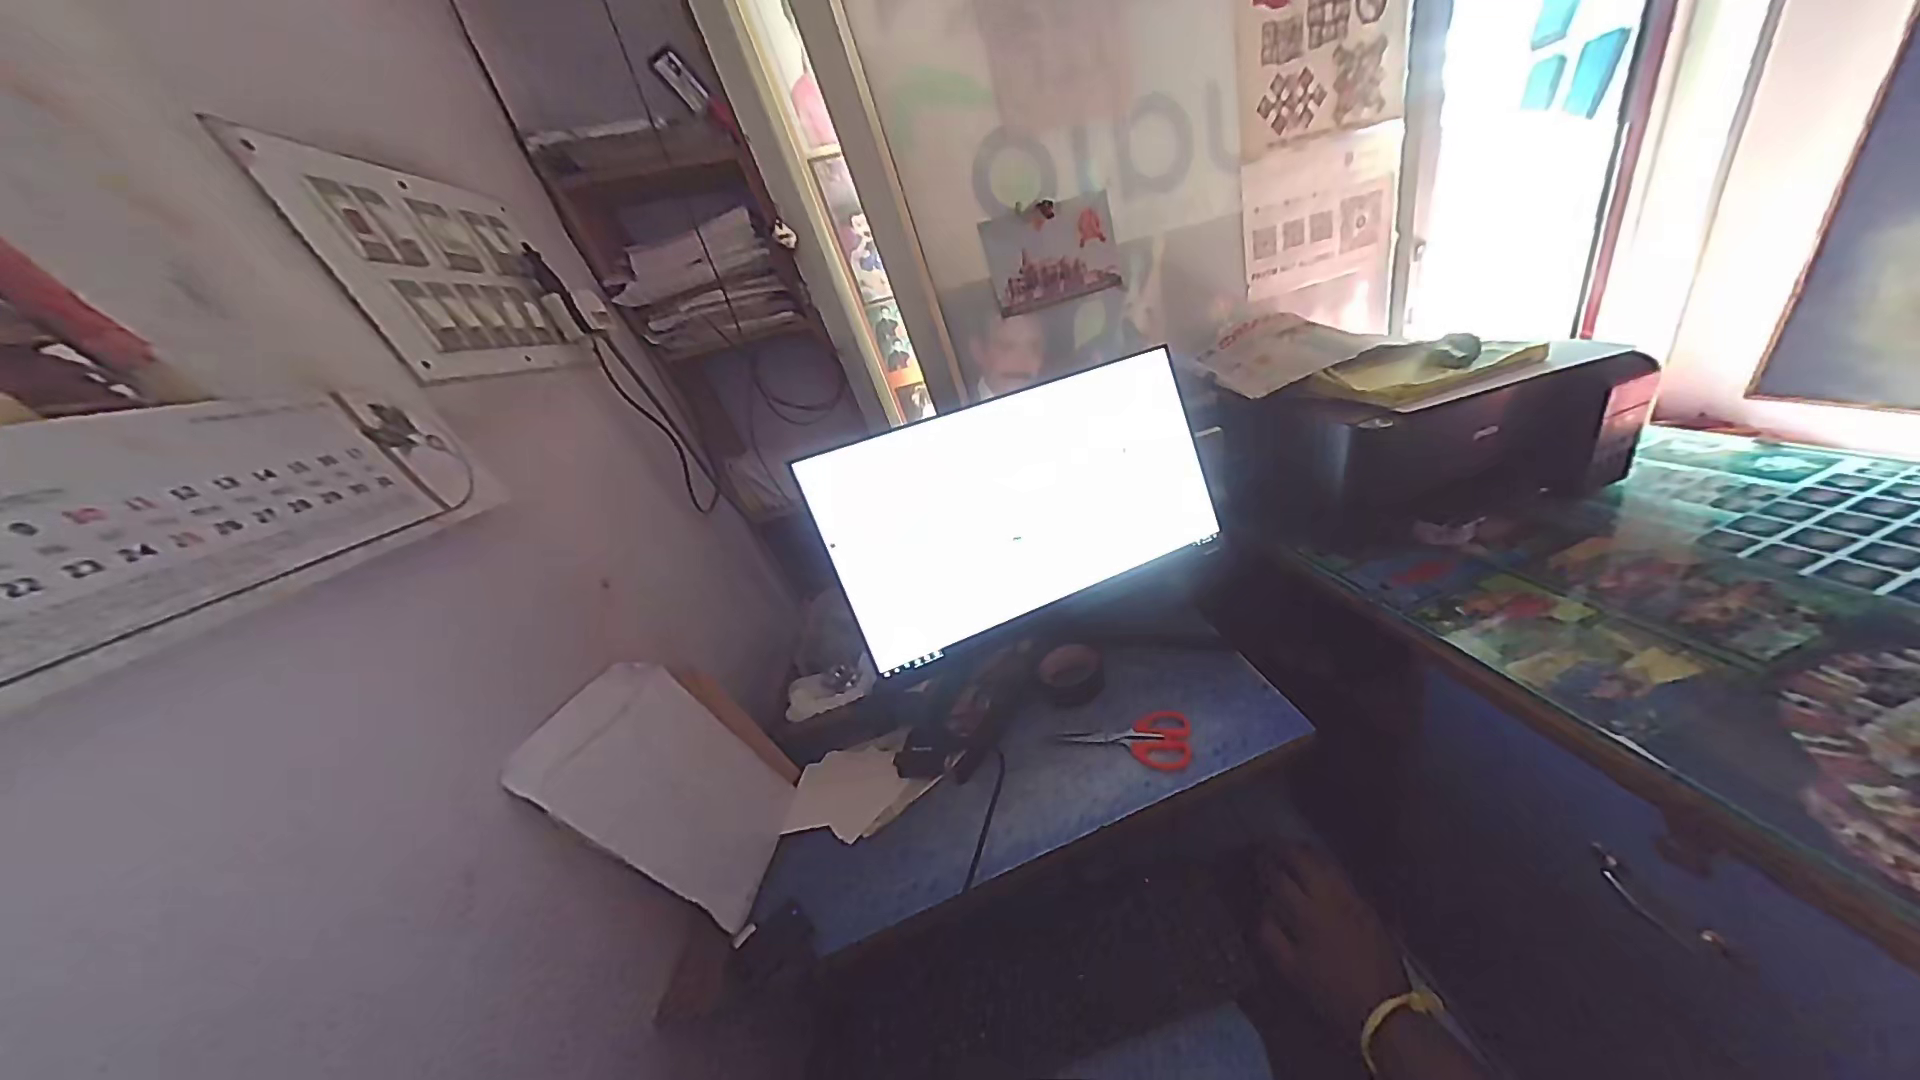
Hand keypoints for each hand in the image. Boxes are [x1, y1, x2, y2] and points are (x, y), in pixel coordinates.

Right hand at [1256, 841, 1409, 1037]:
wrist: (1384, 1011)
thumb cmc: (1331, 992)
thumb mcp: (1291, 970)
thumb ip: (1270, 934)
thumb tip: (1262, 907)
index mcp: (1306, 914)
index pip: (1278, 877)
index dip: (1264, 864)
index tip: (1255, 858)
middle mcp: (1328, 898)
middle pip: (1303, 859)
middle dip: (1283, 849)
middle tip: (1271, 846)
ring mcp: (1351, 899)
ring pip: (1325, 862)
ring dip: (1306, 852)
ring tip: (1293, 850)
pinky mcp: (1367, 906)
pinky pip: (1342, 875)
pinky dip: (1326, 865)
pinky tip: (1319, 867)